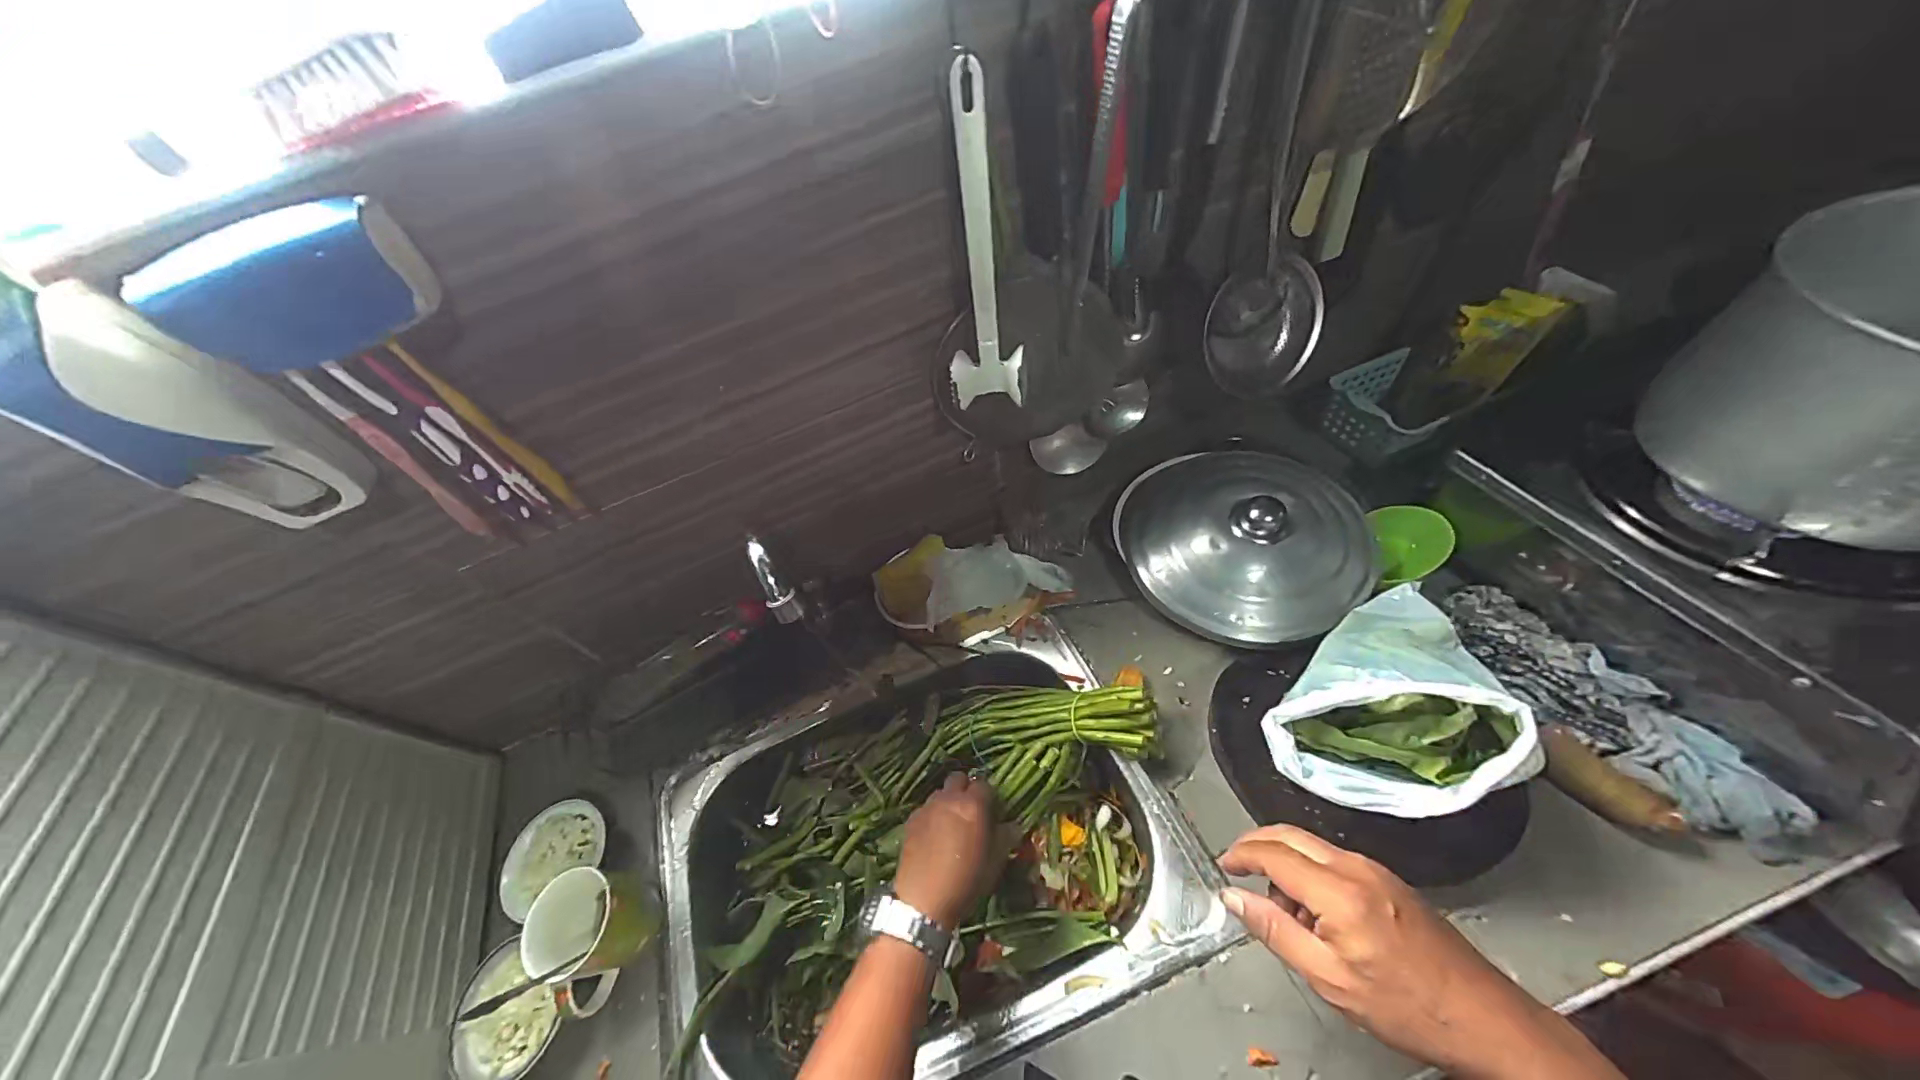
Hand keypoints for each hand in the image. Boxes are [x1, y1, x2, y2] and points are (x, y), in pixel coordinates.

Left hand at [893, 773, 995, 929]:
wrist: (923, 902)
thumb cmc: (966, 882)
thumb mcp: (994, 863)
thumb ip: (1005, 837)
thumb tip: (1013, 825)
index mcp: (972, 806)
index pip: (985, 785)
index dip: (990, 797)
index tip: (993, 813)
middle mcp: (948, 799)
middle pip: (959, 779)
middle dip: (967, 789)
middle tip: (972, 812)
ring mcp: (927, 808)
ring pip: (941, 792)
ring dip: (949, 801)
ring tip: (952, 824)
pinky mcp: (911, 820)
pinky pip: (926, 808)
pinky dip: (934, 814)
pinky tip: (935, 836)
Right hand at [1218, 825, 1622, 1079]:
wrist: (1486, 1019)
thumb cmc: (1407, 1007)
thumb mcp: (1329, 979)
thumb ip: (1275, 931)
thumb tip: (1233, 897)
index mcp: (1339, 891)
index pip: (1272, 852)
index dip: (1240, 854)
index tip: (1223, 866)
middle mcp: (1356, 867)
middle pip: (1289, 834)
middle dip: (1257, 845)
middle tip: (1238, 871)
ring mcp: (1376, 870)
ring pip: (1311, 845)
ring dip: (1284, 862)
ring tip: (1284, 912)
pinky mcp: (1389, 880)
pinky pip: (1334, 859)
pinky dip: (1310, 871)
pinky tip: (1316, 913)